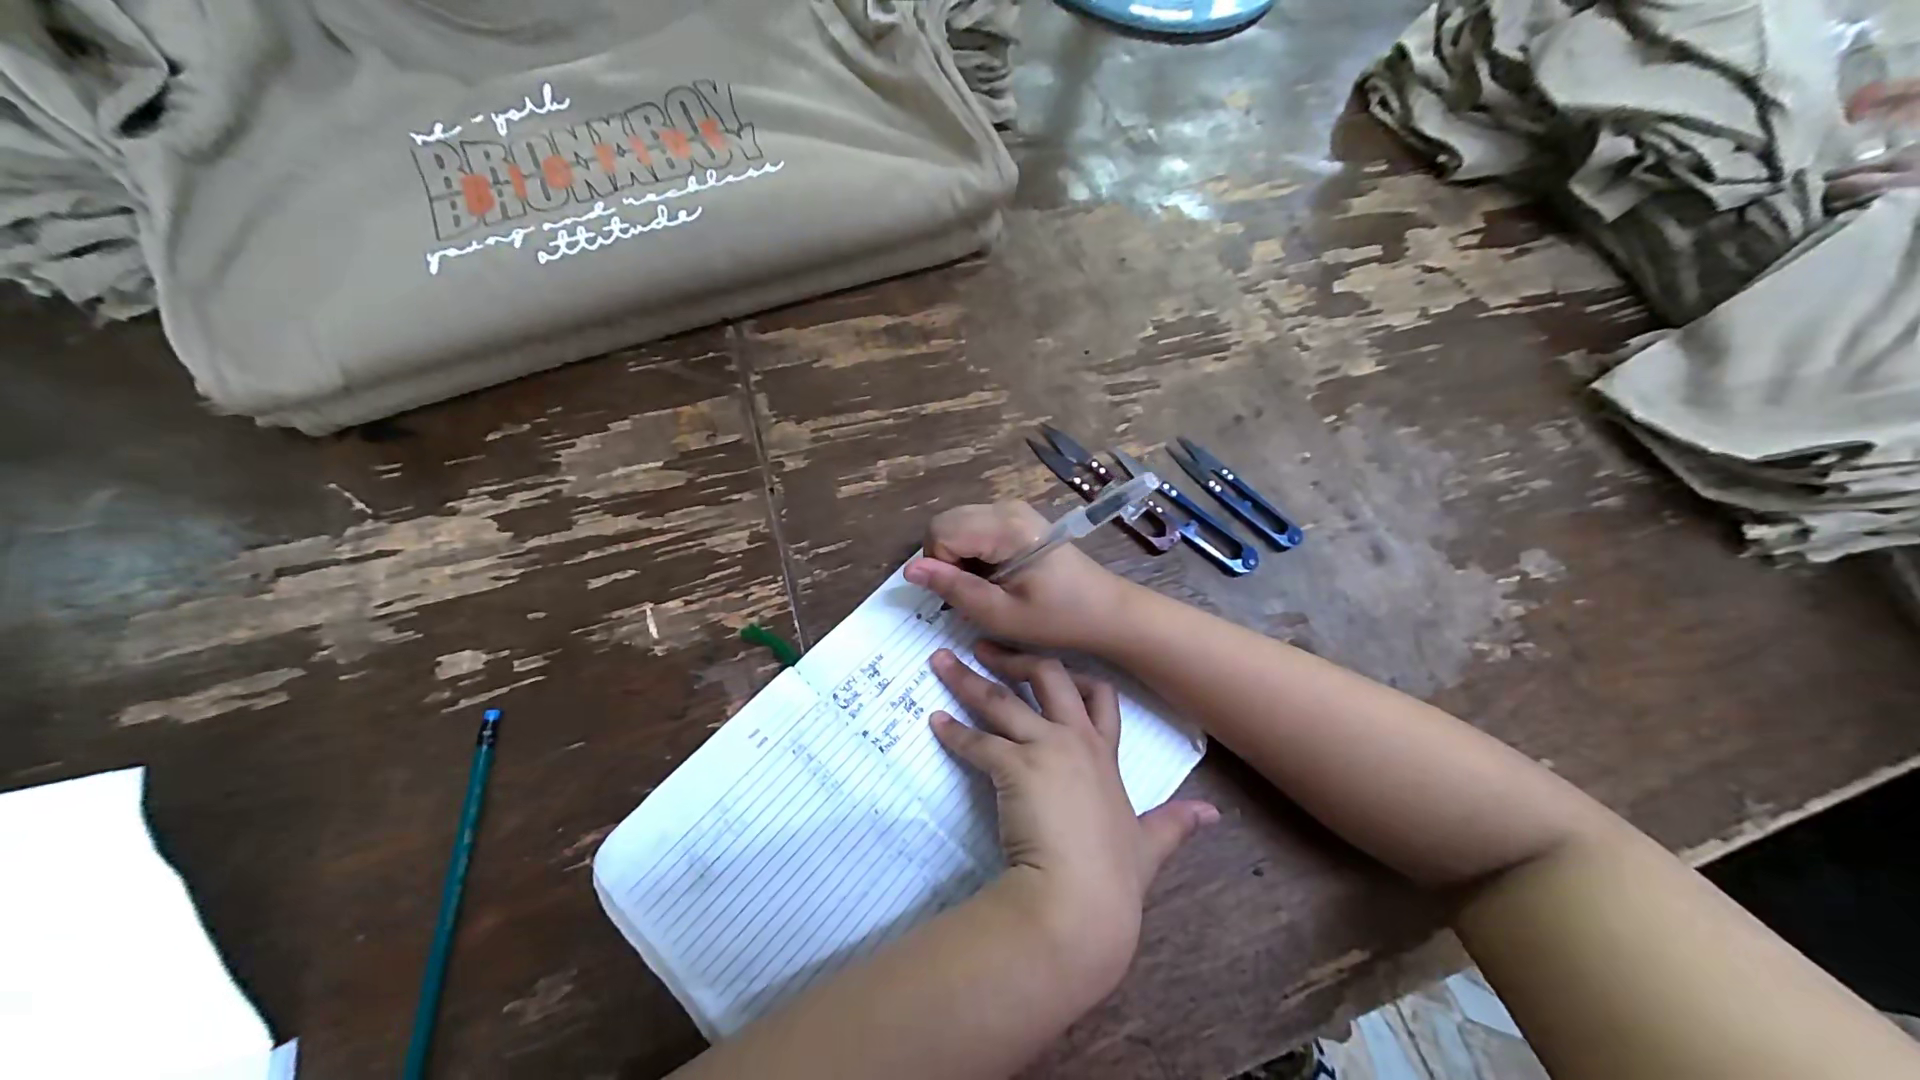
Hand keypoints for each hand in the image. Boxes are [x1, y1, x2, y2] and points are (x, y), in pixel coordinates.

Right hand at [905, 502, 1132, 652]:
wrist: (1106, 611)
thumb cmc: (1057, 618)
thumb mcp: (1000, 614)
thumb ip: (954, 588)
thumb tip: (910, 570)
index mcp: (1006, 527)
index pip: (940, 533)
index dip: (941, 567)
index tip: (965, 594)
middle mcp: (1007, 507)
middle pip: (945, 523)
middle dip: (946, 560)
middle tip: (975, 591)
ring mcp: (1013, 509)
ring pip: (956, 525)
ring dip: (959, 557)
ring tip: (989, 585)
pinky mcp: (1017, 518)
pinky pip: (974, 527)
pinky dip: (973, 552)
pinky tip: (997, 575)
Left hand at [928, 641, 1217, 968]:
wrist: (1083, 901)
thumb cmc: (1115, 877)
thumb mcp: (1151, 845)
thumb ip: (1177, 824)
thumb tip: (1212, 814)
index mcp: (1106, 756)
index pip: (1100, 699)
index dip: (1078, 679)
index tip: (1053, 667)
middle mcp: (1076, 741)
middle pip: (1049, 678)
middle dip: (1018, 659)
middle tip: (986, 647)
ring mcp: (1044, 750)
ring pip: (1002, 700)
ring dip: (968, 680)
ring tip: (940, 661)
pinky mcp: (1014, 767)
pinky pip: (977, 741)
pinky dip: (953, 731)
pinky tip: (935, 722)